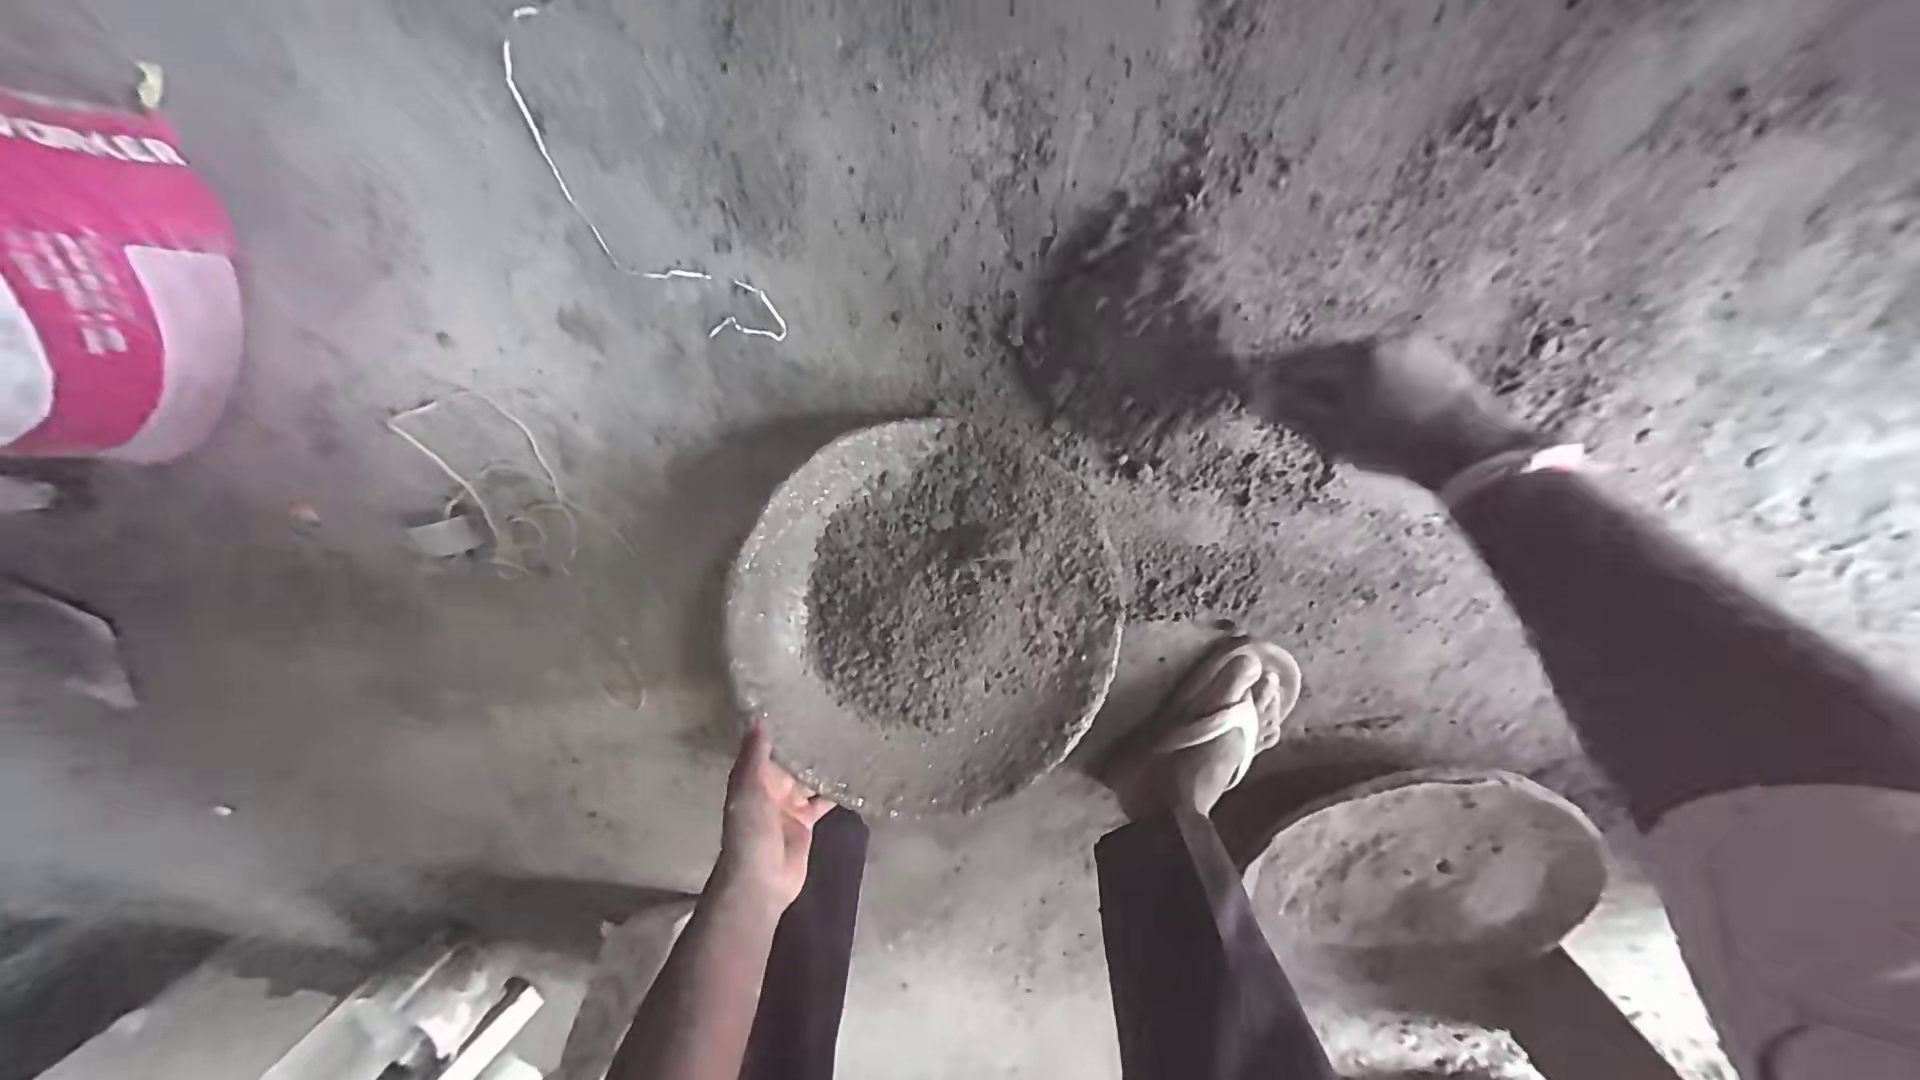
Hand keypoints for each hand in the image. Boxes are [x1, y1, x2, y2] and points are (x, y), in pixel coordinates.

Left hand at [711, 723, 834, 912]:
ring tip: (848, 738)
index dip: (783, 727)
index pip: (770, 747)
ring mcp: (790, 805)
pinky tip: (853, 773)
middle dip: (807, 744)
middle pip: (792, 761)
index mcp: (755, 778)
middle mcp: (772, 788)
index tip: (804, 703)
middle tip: (835, 715)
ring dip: (823, 764)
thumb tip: (759, 718)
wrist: (761, 881)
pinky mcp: (807, 821)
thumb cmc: (751, 832)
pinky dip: (835, 790)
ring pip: (809, 778)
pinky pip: (823, 800)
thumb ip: (756, 755)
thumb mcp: (748, 790)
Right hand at [1238, 335, 1544, 489]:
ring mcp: (1413, 346)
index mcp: (1356, 353)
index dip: (1273, 374)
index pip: (1299, 359)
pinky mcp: (1435, 359)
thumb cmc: (1397, 444)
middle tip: (1282, 394)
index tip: (1255, 387)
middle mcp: (1384, 339)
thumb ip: (1295, 410)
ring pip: (1357, 357)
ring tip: (1318, 399)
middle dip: (1303, 372)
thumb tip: (1261, 397)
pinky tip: (1357, 398)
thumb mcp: (1335, 433)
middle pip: (1328, 354)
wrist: (1474, 450)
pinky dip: (1362, 376)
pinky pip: (1383, 361)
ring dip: (1333, 375)